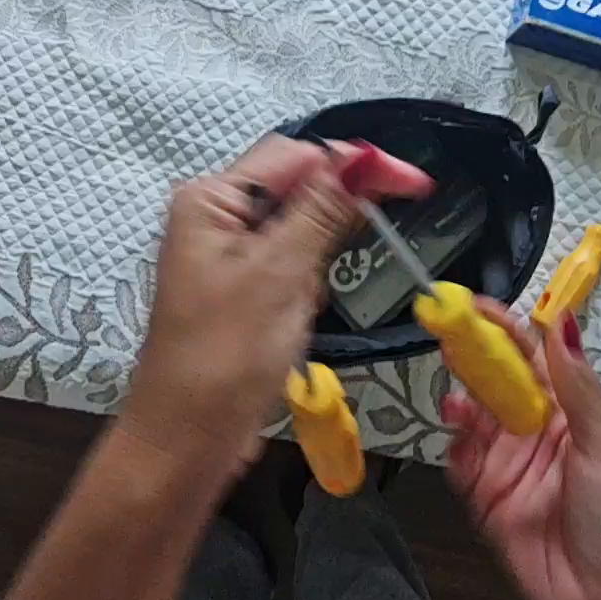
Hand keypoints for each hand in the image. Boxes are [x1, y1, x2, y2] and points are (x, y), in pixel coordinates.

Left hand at [124, 135, 430, 468]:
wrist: (185, 443)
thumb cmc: (225, 357)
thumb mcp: (279, 274)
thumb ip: (322, 209)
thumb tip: (360, 156)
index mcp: (211, 198)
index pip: (296, 156)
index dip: (356, 164)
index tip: (415, 183)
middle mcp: (216, 213)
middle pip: (296, 187)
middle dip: (331, 219)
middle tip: (357, 250)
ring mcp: (229, 250)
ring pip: (299, 227)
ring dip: (317, 258)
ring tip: (296, 304)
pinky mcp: (243, 283)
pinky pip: (289, 261)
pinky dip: (306, 281)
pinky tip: (294, 314)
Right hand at [442, 301, 600, 599]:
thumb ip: (577, 384)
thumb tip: (562, 321)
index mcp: (565, 408)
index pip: (528, 353)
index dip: (502, 326)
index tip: (475, 306)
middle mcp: (530, 426)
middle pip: (492, 376)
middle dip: (470, 355)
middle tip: (450, 339)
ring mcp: (504, 458)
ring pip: (469, 412)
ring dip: (459, 400)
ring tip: (459, 405)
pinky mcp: (483, 491)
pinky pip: (457, 458)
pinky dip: (453, 446)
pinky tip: (460, 444)